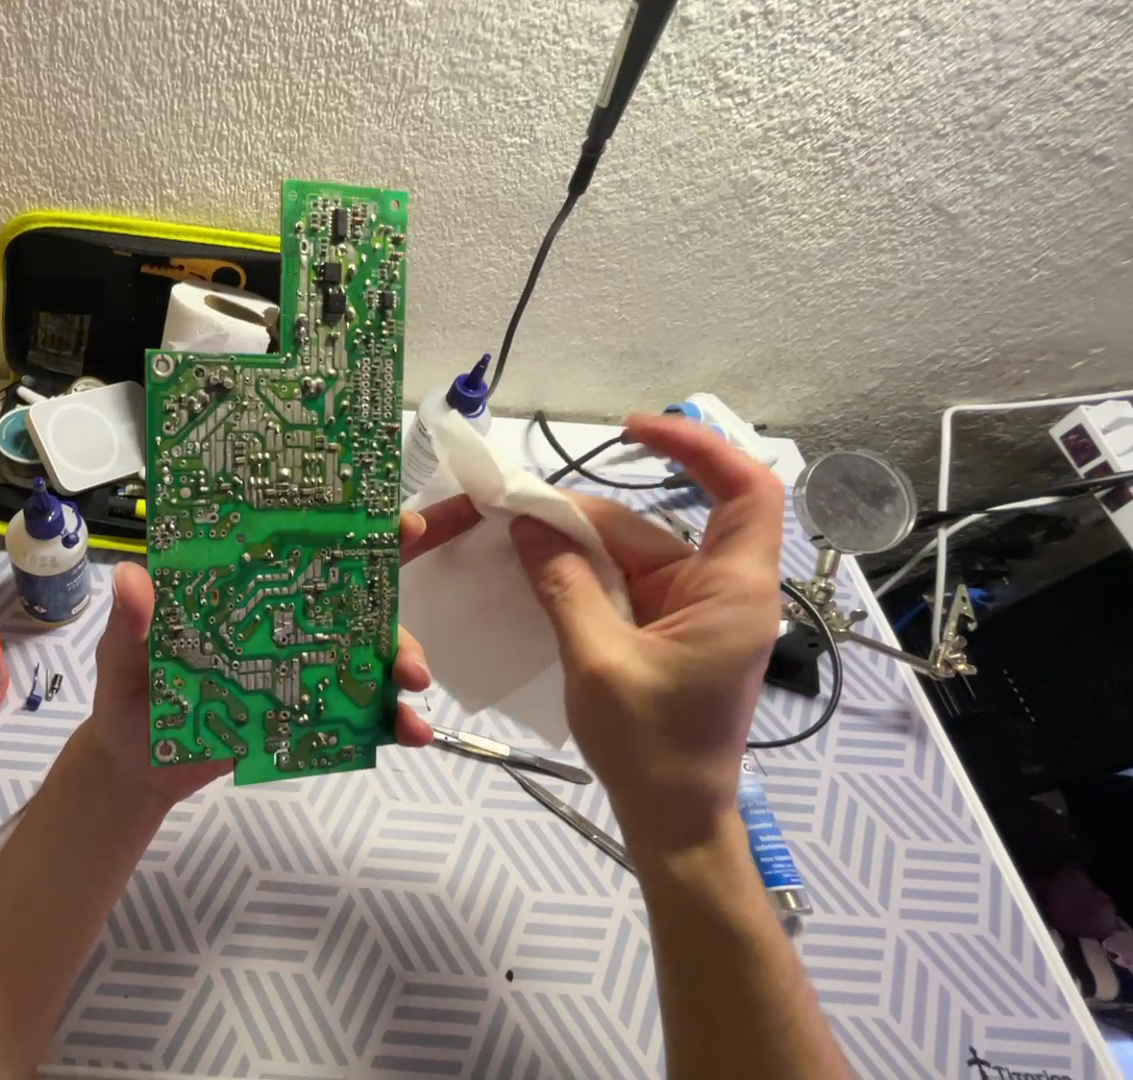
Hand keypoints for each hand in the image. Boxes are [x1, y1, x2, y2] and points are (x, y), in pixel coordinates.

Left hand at [80, 511, 454, 809]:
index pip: (298, 553)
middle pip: (351, 603)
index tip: (400, 523)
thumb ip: (131, 621)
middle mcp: (281, 623)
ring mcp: (299, 670)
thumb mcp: (122, 653)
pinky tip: (406, 733)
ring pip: (366, 657)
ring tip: (412, 691)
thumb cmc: (130, 695)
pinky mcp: (304, 716)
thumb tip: (132, 575)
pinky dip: (388, 721)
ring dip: (401, 665)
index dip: (351, 533)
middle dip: (393, 609)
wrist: (137, 766)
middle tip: (409, 636)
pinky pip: (357, 713)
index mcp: (243, 593)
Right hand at [507, 413, 785, 852]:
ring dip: (574, 546)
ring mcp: (690, 612)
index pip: (743, 493)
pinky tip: (536, 570)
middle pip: (654, 526)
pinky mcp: (665, 631)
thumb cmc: (650, 745)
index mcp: (731, 593)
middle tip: (517, 511)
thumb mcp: (597, 660)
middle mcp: (718, 591)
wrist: (671, 815)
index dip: (697, 449)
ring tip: (515, 538)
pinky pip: (621, 584)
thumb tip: (527, 526)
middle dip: (586, 516)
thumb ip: (563, 586)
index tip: (631, 432)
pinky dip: (580, 574)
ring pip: (630, 555)